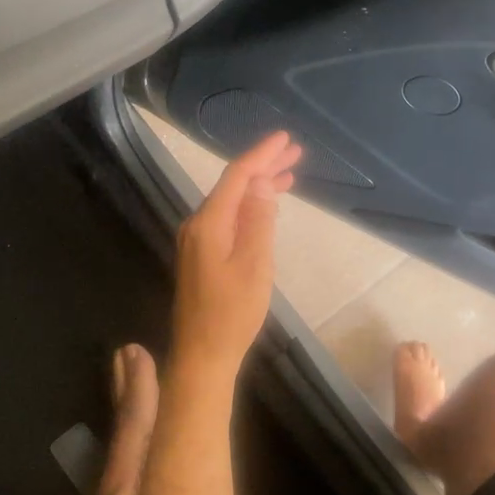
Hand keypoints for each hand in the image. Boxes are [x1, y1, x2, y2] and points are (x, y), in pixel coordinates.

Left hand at [169, 131, 302, 374]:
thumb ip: (259, 220)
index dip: (261, 155)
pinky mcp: (202, 255)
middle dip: (263, 166)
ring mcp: (198, 241)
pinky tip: (266, 206)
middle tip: (296, 153)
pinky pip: (228, 218)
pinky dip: (250, 206)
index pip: (236, 176)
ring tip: (290, 174)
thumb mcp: (255, 265)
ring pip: (231, 201)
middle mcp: (198, 225)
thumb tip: (262, 182)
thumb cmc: (233, 314)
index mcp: (208, 224)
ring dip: (259, 186)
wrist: (203, 355)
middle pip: (232, 185)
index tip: (285, 138)